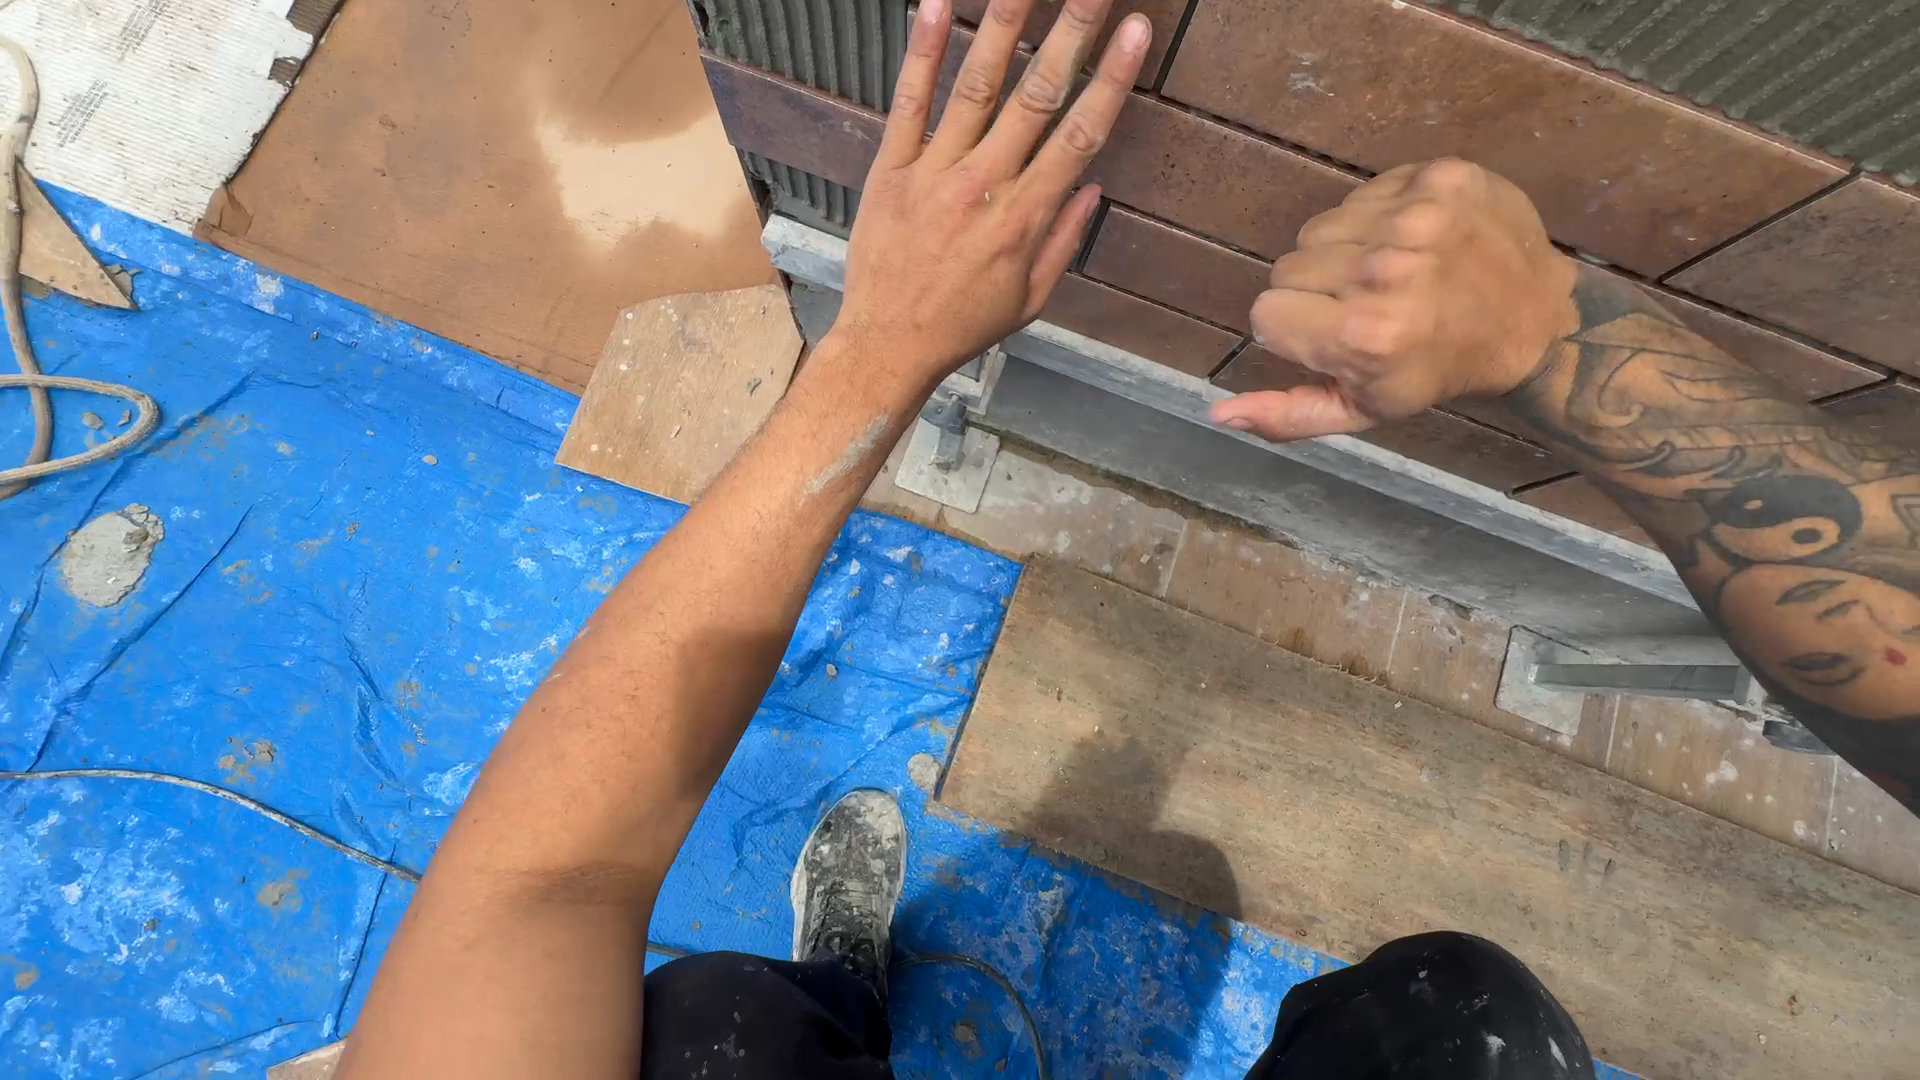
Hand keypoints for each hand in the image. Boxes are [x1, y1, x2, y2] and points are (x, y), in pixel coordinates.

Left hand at [826, 0, 1151, 391]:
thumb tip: (1093, 188)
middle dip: (1071, 31)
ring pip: (976, 86)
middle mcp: (984, 186)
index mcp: (1024, 220)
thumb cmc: (964, 326)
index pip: (1078, 137)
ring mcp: (934, 173)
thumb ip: (1063, 242)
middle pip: (1036, 96)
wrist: (890, 344)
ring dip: (1005, 24)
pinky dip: (921, 52)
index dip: (1110, 81)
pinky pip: (909, 103)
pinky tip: (934, 4)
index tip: (1134, 33)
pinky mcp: (891, 170)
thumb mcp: (1029, 300)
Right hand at [1209, 159, 1579, 440]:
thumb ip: (1285, 416)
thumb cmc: (1431, 373)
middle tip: (1358, 306)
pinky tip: (1406, 243)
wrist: (1532, 321)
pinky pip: (1360, 195)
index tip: (1328, 336)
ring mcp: (1416, 218)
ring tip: (1383, 273)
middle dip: (1312, 290)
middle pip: (1288, 268)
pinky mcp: (1440, 177)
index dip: (1290, 327)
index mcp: (1361, 336)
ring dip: (1338, 252)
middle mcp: (1384, 272)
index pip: (1266, 312)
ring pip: (1318, 229)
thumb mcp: (1358, 412)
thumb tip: (1219, 412)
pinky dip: (1372, 218)